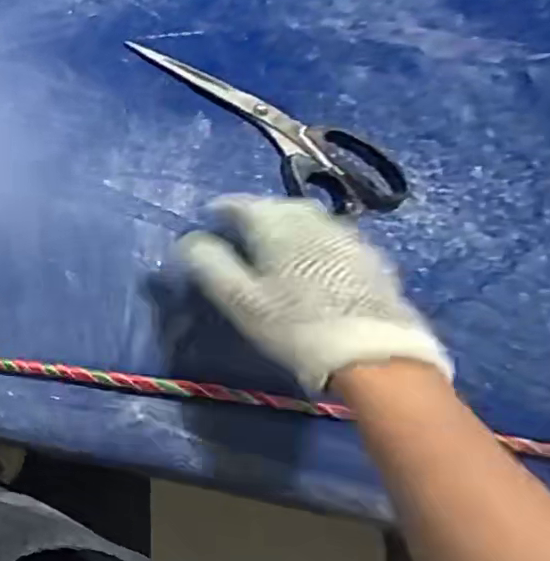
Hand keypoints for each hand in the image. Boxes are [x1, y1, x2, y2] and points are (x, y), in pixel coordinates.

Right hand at [177, 195, 450, 392]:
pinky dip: (308, 237)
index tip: (206, 215)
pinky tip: (301, 256)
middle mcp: (319, 228)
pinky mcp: (369, 262)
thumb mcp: (235, 296)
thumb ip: (208, 262)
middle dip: (257, 210)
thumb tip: (190, 239)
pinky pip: (331, 236)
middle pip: (285, 206)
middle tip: (235, 225)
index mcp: (281, 232)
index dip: (223, 207)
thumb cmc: (290, 323)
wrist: (370, 354)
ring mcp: (350, 243)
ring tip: (265, 238)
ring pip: (312, 219)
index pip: (248, 205)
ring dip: (285, 222)